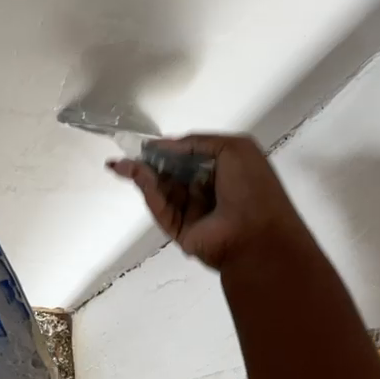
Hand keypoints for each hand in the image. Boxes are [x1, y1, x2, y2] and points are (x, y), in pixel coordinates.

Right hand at [109, 134, 304, 271]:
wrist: (258, 235)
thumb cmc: (253, 187)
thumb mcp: (234, 148)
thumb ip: (196, 142)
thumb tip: (164, 145)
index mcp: (223, 172)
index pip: (189, 158)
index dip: (168, 149)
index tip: (147, 144)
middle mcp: (206, 191)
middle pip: (171, 173)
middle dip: (147, 162)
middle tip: (125, 153)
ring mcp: (192, 212)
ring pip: (161, 189)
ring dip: (142, 174)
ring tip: (121, 164)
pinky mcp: (178, 230)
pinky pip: (160, 207)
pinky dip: (147, 191)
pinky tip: (136, 176)